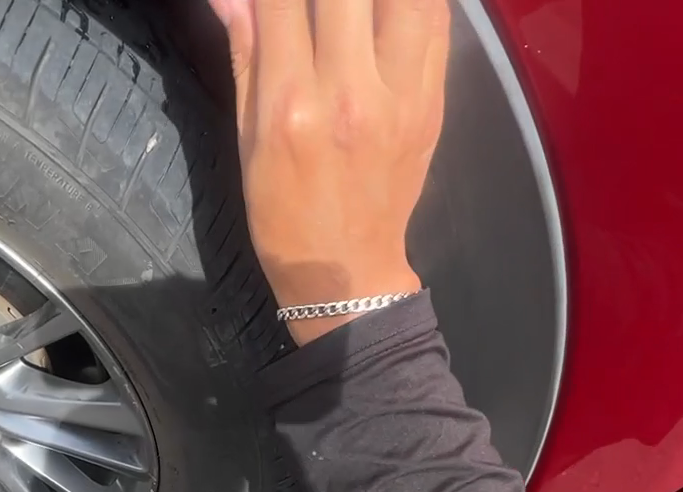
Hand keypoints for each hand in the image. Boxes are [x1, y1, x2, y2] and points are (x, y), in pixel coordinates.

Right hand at [209, 0, 450, 343]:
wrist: (345, 274)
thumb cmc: (284, 220)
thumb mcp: (249, 148)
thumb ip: (245, 60)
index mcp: (292, 106)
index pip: (283, 0)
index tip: (272, 0)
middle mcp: (349, 90)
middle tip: (314, 8)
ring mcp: (400, 94)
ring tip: (354, 12)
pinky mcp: (433, 100)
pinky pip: (436, 15)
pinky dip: (411, 2)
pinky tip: (387, 12)